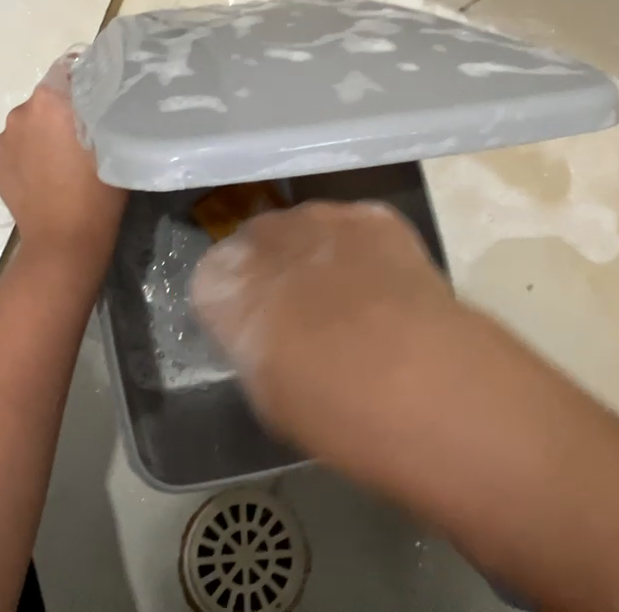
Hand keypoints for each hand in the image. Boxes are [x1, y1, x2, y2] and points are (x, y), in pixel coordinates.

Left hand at [0, 53, 126, 258]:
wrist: (64, 241)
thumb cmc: (98, 190)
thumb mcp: (114, 142)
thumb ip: (103, 111)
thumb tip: (100, 96)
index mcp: (49, 100)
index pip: (66, 70)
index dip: (84, 81)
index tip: (99, 99)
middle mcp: (20, 113)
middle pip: (45, 100)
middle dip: (63, 112)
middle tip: (85, 137)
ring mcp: (3, 142)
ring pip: (29, 126)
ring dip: (43, 135)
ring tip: (64, 164)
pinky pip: (16, 151)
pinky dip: (29, 158)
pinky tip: (47, 180)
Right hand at [190, 202, 464, 466]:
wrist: (405, 375)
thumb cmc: (320, 404)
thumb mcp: (265, 392)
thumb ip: (255, 350)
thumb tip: (271, 343)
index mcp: (217, 283)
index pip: (213, 285)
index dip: (239, 310)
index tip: (262, 336)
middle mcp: (258, 235)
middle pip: (259, 246)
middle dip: (278, 273)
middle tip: (309, 318)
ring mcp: (317, 217)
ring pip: (310, 232)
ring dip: (323, 258)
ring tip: (358, 304)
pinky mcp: (372, 215)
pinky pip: (360, 230)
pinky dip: (371, 252)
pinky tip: (392, 289)